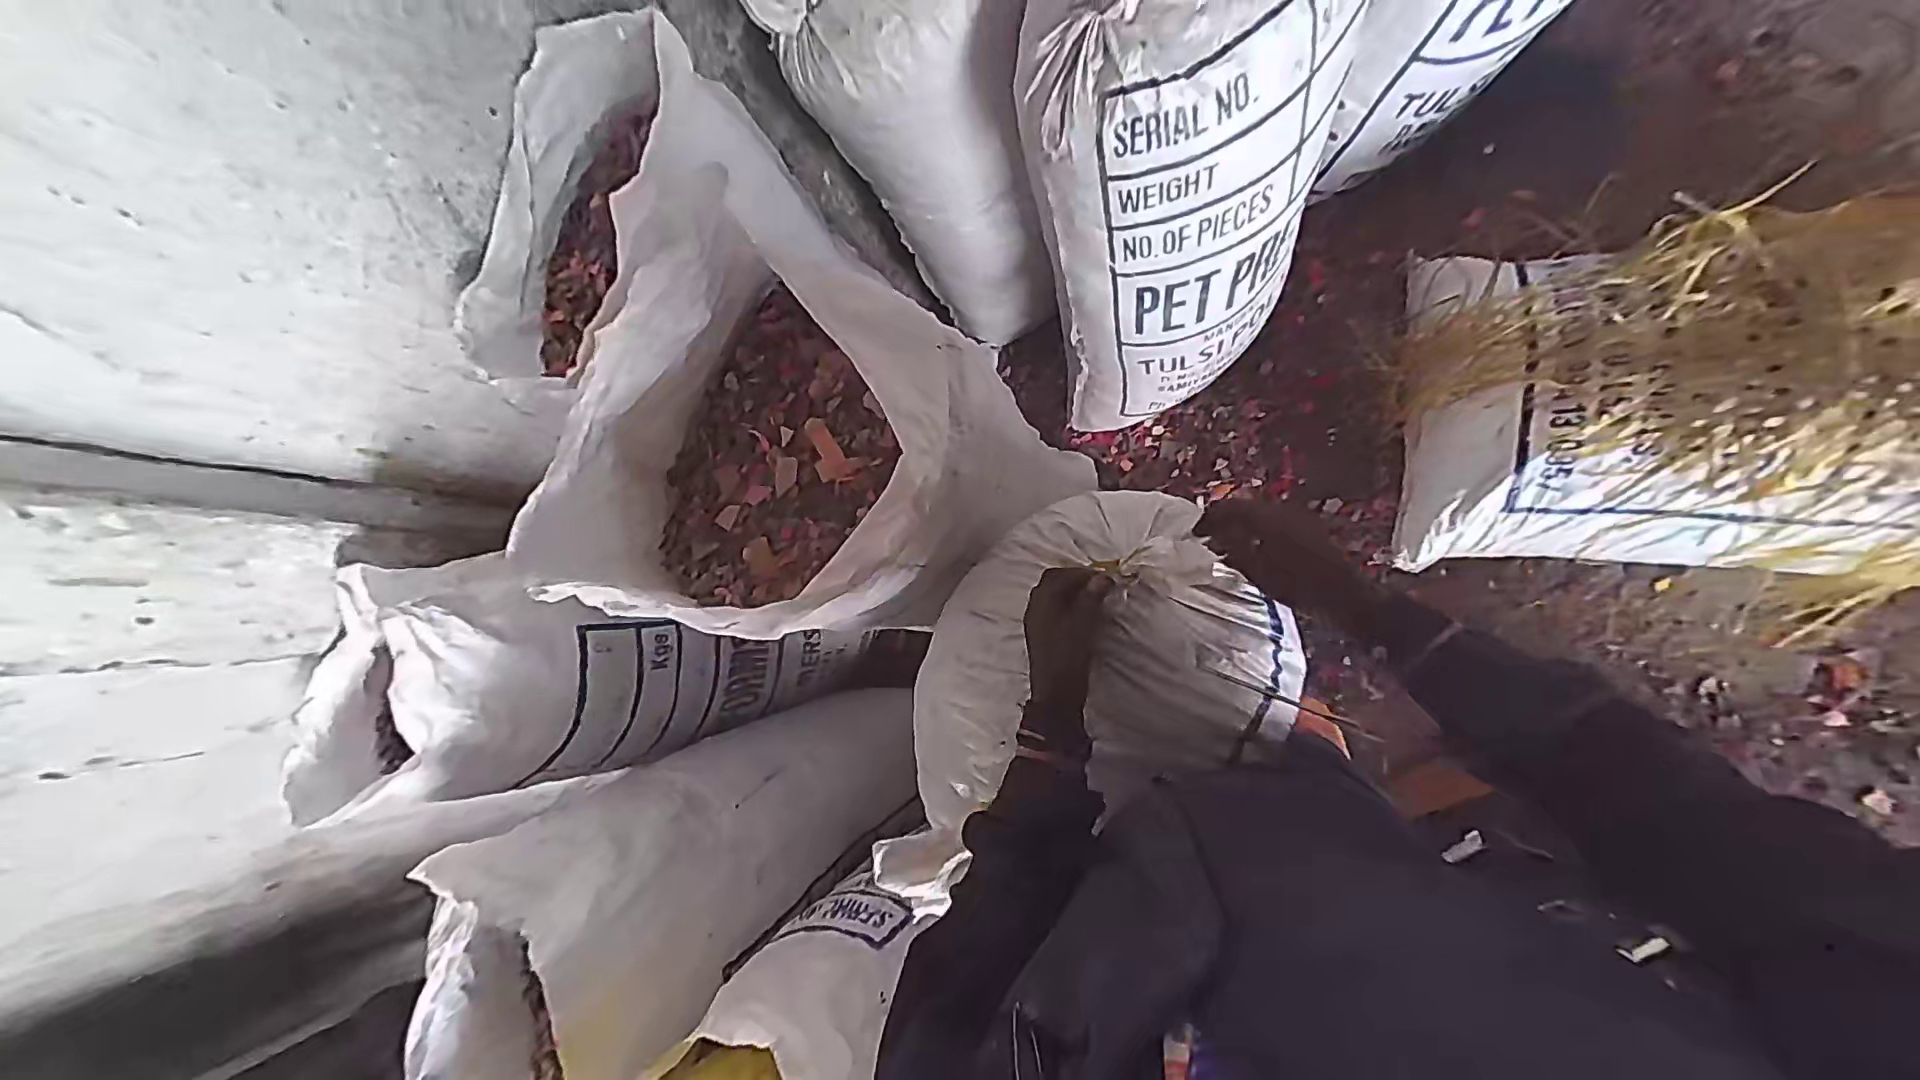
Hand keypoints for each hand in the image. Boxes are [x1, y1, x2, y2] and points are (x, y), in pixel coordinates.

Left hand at [1023, 567, 1113, 716]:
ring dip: (1070, 591)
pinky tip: (1081, 613)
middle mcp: (1035, 605)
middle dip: (1075, 578)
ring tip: (1093, 597)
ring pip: (1051, 595)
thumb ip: (1092, 597)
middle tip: (1098, 584)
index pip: (1062, 574)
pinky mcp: (1039, 633)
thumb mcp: (1085, 622)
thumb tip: (1102, 577)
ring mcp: (1035, 620)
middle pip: (1053, 581)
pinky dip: (1066, 604)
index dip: (1084, 572)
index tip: (1105, 577)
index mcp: (1043, 599)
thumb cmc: (1070, 654)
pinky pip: (1051, 608)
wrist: (1055, 691)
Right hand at [1195, 498, 1382, 627]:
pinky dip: (1256, 530)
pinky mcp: (1307, 529)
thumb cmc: (1297, 586)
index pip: (1228, 508)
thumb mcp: (1257, 571)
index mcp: (1266, 518)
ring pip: (1259, 514)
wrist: (1346, 596)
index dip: (1208, 518)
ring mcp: (1297, 518)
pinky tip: (1251, 548)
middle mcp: (1281, 511)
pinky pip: (1272, 522)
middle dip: (1223, 520)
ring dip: (1240, 525)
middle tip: (1206, 537)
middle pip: (1244, 507)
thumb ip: (1233, 549)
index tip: (1194, 533)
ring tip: (1225, 544)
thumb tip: (1214, 537)